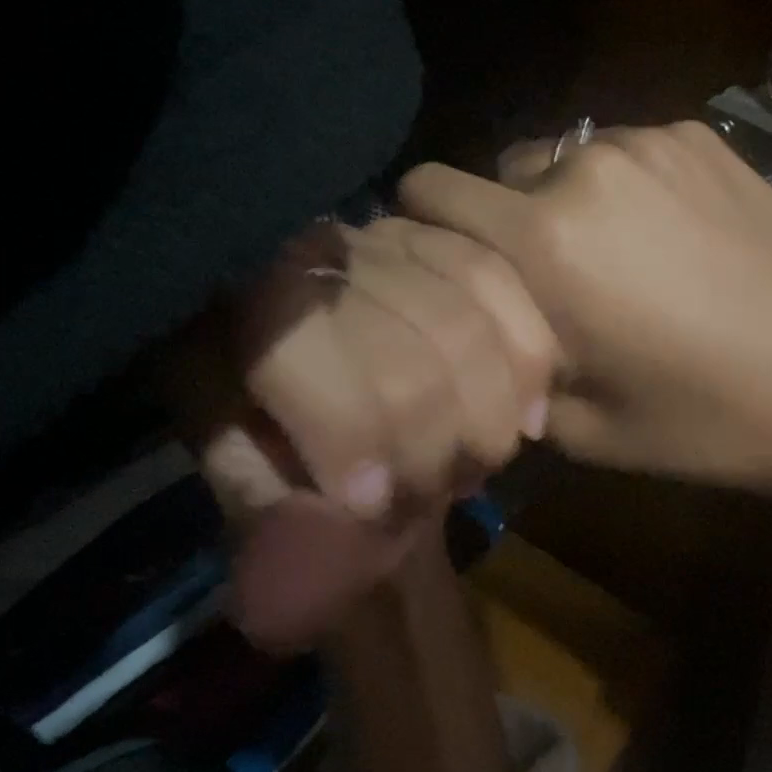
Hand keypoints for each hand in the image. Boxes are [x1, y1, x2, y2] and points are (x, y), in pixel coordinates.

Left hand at [167, 217, 555, 649]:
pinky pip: (511, 298)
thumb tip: (338, 531)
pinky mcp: (454, 247)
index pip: (303, 357)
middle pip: (404, 360)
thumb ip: (270, 502)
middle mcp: (317, 254)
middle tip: (428, 497)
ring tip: (473, 466)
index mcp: (243, 311)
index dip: (349, 436)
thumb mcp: (240, 472)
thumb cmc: (269, 424)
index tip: (374, 504)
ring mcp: (393, 240)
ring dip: (485, 420)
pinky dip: (529, 365)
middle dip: (428, 450)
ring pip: (468, 329)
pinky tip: (530, 421)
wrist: (311, 358)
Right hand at [399, 121, 771, 501]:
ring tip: (621, 260)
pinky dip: (627, 186)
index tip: (450, 263)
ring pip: (566, 157)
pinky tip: (676, 239)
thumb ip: (505, 362)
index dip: (423, 225)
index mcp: (545, 241)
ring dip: (568, 201)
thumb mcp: (580, 427)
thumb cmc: (705, 423)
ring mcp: (653, 143)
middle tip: (553, 281)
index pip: (432, 191)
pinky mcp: (704, 136)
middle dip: (507, 222)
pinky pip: (628, 151)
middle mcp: (588, 168)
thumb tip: (476, 326)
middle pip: (500, 173)